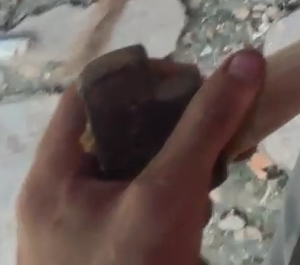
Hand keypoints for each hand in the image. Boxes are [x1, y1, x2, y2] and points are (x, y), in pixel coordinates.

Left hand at [17, 50, 264, 264]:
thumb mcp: (170, 191)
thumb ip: (207, 123)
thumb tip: (246, 57)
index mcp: (52, 179)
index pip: (86, 94)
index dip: (137, 73)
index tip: (191, 78)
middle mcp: (62, 195)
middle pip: (119, 123)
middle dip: (176, 113)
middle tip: (217, 115)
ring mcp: (87, 222)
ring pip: (140, 156)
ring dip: (186, 148)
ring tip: (219, 158)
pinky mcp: (114, 241)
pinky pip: (149, 189)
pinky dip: (183, 180)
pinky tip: (208, 195)